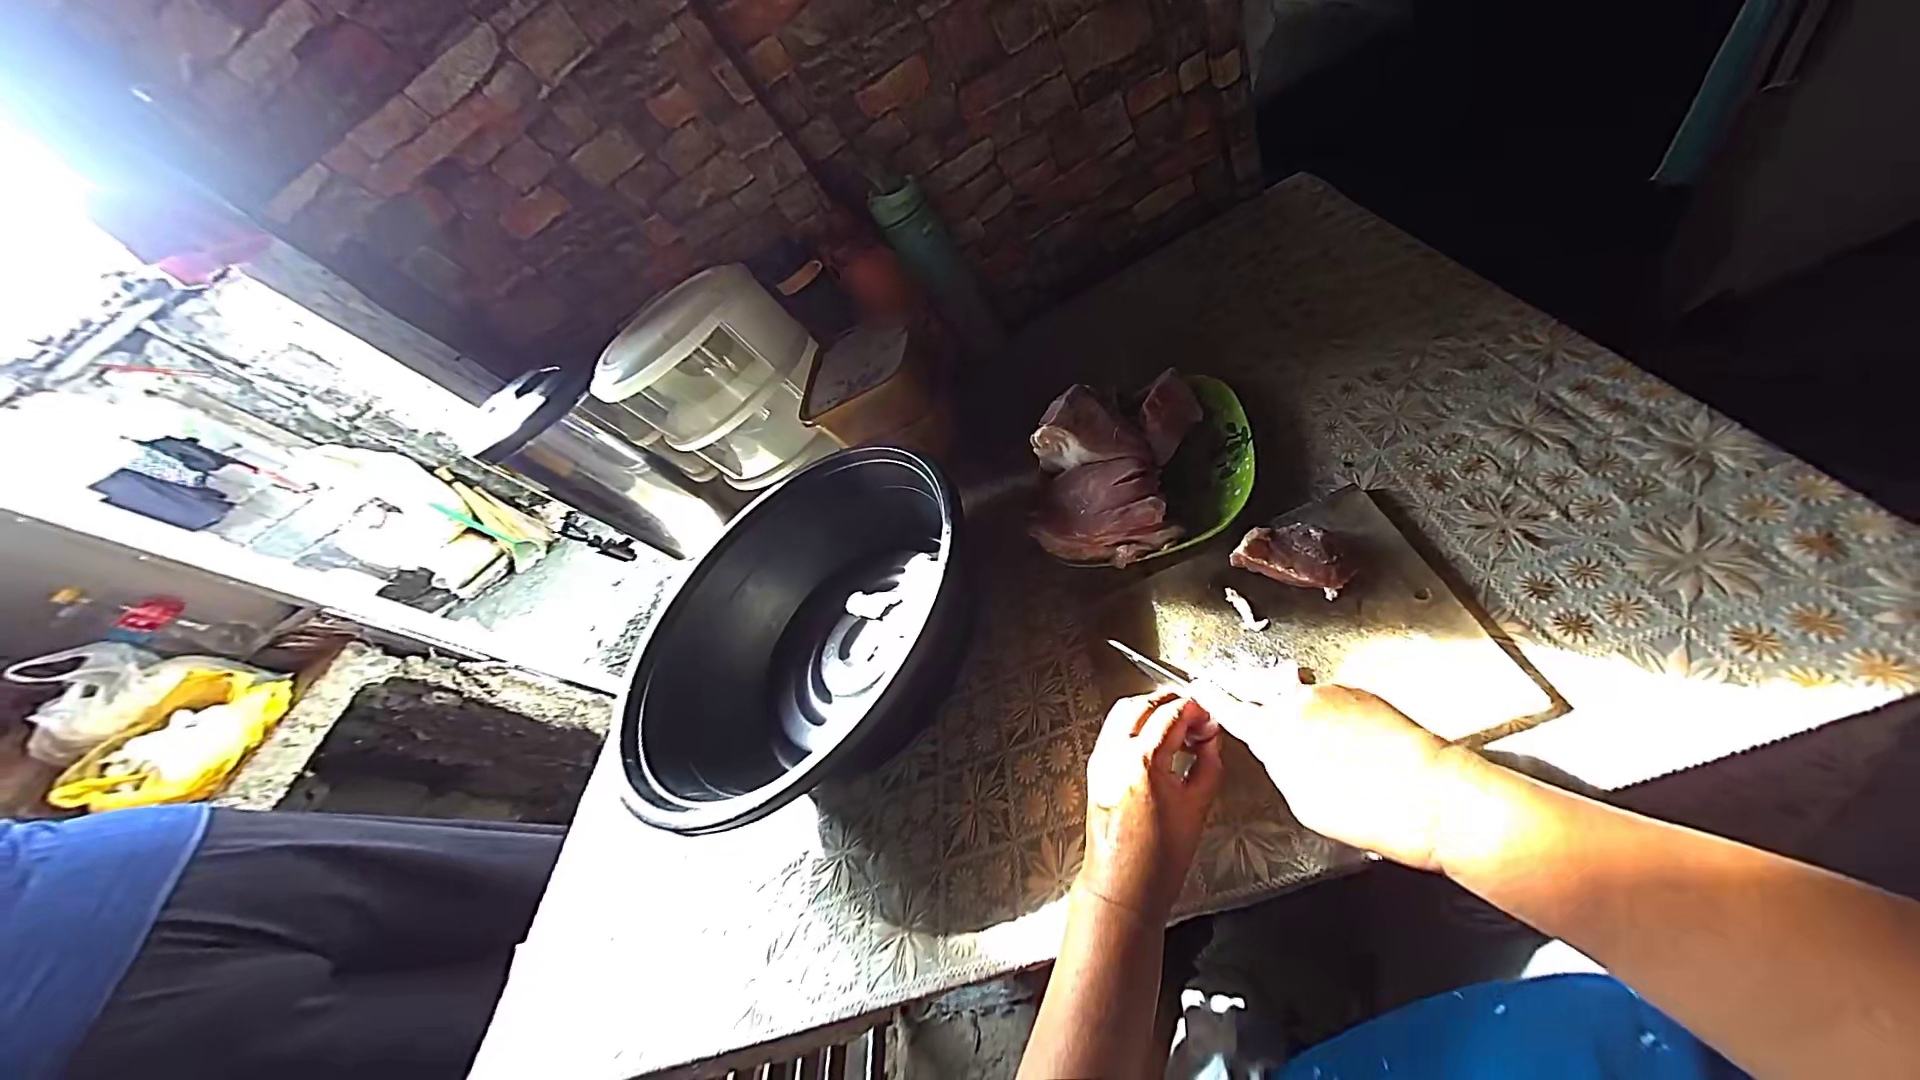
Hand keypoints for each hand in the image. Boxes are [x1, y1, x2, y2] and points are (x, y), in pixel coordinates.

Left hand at [1078, 692, 1223, 918]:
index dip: (1194, 710)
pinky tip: (1156, 740)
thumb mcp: (1197, 808)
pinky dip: (1136, 724)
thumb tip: (1210, 739)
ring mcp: (1102, 759)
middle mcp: (1116, 755)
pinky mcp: (1096, 767)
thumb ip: (1209, 765)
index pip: (1170, 715)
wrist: (1123, 885)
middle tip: (1196, 717)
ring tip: (1179, 728)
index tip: (1208, 717)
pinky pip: (1115, 729)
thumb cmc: (1158, 860)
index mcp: (1144, 763)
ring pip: (1125, 711)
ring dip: (1152, 710)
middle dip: (1172, 703)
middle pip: (1144, 704)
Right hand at [1195, 680, 1462, 871]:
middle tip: (1256, 708)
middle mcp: (1296, 704)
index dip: (1211, 695)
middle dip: (1252, 695)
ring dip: (1298, 708)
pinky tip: (1350, 741)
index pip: (1229, 707)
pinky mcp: (1359, 693)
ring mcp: (1328, 694)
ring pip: (1297, 693)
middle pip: (1261, 689)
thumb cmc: (1375, 812)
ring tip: (1321, 741)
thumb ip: (1280, 767)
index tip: (1201, 684)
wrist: (1438, 800)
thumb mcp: (1304, 802)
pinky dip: (1330, 713)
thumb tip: (1278, 753)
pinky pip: (1330, 698)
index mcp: (1273, 733)